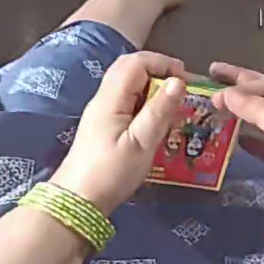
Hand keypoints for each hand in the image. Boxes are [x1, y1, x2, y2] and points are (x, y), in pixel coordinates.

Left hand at [51, 51, 189, 212]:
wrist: (78, 201)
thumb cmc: (111, 172)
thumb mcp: (141, 143)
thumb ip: (159, 110)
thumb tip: (178, 81)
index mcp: (111, 99)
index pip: (135, 63)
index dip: (162, 63)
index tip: (185, 78)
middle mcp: (103, 100)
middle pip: (130, 70)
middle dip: (158, 73)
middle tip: (182, 89)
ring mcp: (101, 114)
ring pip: (128, 87)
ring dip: (152, 90)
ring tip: (174, 107)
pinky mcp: (103, 128)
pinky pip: (126, 104)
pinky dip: (145, 105)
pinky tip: (157, 123)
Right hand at [208, 63, 263, 234]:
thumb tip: (228, 95)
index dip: (249, 85)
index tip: (222, 88)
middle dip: (238, 86)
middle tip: (209, 77)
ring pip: (256, 118)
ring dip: (235, 109)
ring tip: (209, 102)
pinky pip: (254, 142)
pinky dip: (238, 136)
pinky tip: (221, 131)